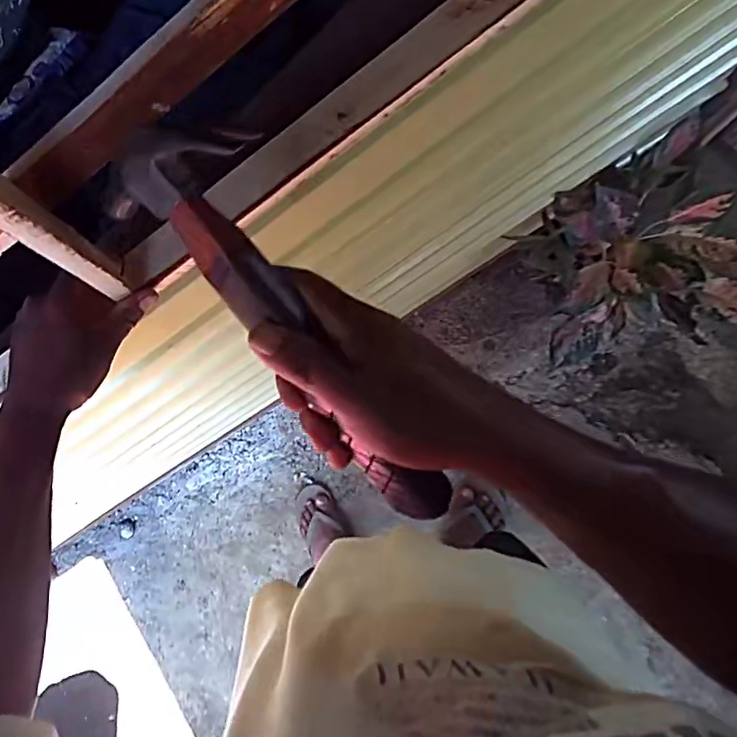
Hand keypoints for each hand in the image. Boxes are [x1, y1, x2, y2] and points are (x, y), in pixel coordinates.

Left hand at [6, 275, 156, 418]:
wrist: (34, 409)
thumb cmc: (64, 381)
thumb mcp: (105, 346)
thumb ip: (126, 316)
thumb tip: (145, 298)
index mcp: (57, 300)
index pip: (81, 268)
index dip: (101, 272)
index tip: (114, 281)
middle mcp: (36, 304)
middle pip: (67, 287)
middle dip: (89, 297)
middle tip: (107, 313)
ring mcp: (24, 320)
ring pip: (55, 305)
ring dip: (73, 313)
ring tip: (89, 336)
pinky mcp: (19, 336)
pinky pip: (42, 320)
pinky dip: (58, 327)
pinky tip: (70, 348)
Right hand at [248, 270, 525, 474]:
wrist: (485, 437)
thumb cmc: (420, 418)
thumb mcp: (348, 397)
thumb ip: (302, 364)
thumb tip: (259, 333)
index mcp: (352, 325)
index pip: (301, 287)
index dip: (270, 292)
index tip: (251, 321)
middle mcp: (364, 333)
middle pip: (308, 339)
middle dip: (295, 379)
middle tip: (303, 412)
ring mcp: (380, 356)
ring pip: (328, 372)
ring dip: (320, 409)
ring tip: (334, 445)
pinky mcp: (393, 379)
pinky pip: (352, 390)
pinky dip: (343, 417)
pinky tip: (350, 449)